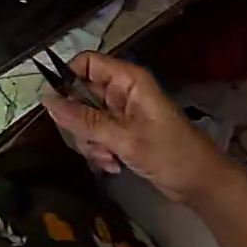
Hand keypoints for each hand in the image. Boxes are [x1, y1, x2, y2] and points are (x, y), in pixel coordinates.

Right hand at [42, 52, 231, 203]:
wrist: (200, 183)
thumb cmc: (169, 153)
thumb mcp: (123, 138)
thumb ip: (83, 119)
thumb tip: (46, 100)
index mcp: (127, 80)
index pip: (86, 63)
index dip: (68, 79)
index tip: (57, 105)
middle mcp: (121, 91)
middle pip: (80, 94)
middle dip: (80, 122)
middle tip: (91, 141)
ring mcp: (120, 112)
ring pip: (84, 118)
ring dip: (90, 141)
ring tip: (108, 157)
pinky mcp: (121, 132)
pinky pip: (95, 134)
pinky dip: (99, 150)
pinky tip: (112, 165)